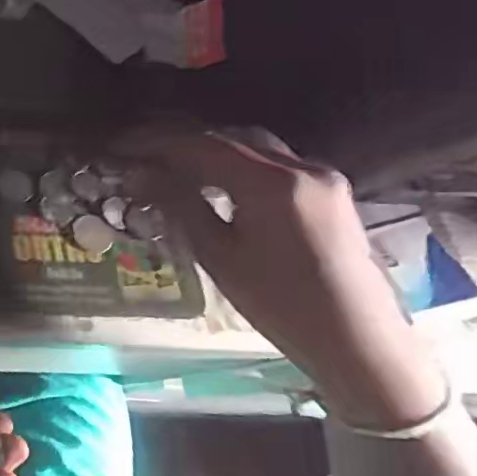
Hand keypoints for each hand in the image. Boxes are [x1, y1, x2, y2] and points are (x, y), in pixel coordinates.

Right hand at [129, 130, 445, 427]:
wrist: (354, 337)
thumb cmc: (278, 302)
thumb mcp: (218, 255)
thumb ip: (179, 206)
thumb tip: (138, 175)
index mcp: (272, 182)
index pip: (204, 146)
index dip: (158, 144)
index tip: (122, 148)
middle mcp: (302, 167)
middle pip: (231, 139)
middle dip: (183, 145)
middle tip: (143, 158)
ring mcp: (321, 176)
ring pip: (255, 149)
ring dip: (211, 155)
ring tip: (172, 172)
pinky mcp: (329, 191)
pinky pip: (274, 165)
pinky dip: (238, 168)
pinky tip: (214, 187)